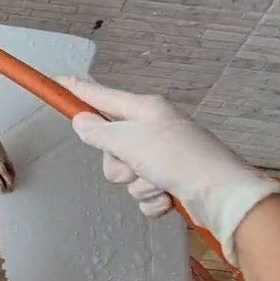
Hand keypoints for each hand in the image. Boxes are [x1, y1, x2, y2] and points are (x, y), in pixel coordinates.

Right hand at [57, 77, 279, 263]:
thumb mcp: (131, 141)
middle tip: (134, 163)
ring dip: (138, 185)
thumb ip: (99, 133)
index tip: (57, 80)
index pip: (101, 97)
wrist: (222, 195)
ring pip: (126, 174)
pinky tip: (168, 198)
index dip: (77, 91)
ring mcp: (163, 157)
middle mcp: (154, 130)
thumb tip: (82, 122)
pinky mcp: (170, 182)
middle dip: (117, 163)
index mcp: (146, 111)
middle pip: (110, 146)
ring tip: (159, 183)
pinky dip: (152, 200)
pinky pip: (143, 194)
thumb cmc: (180, 159)